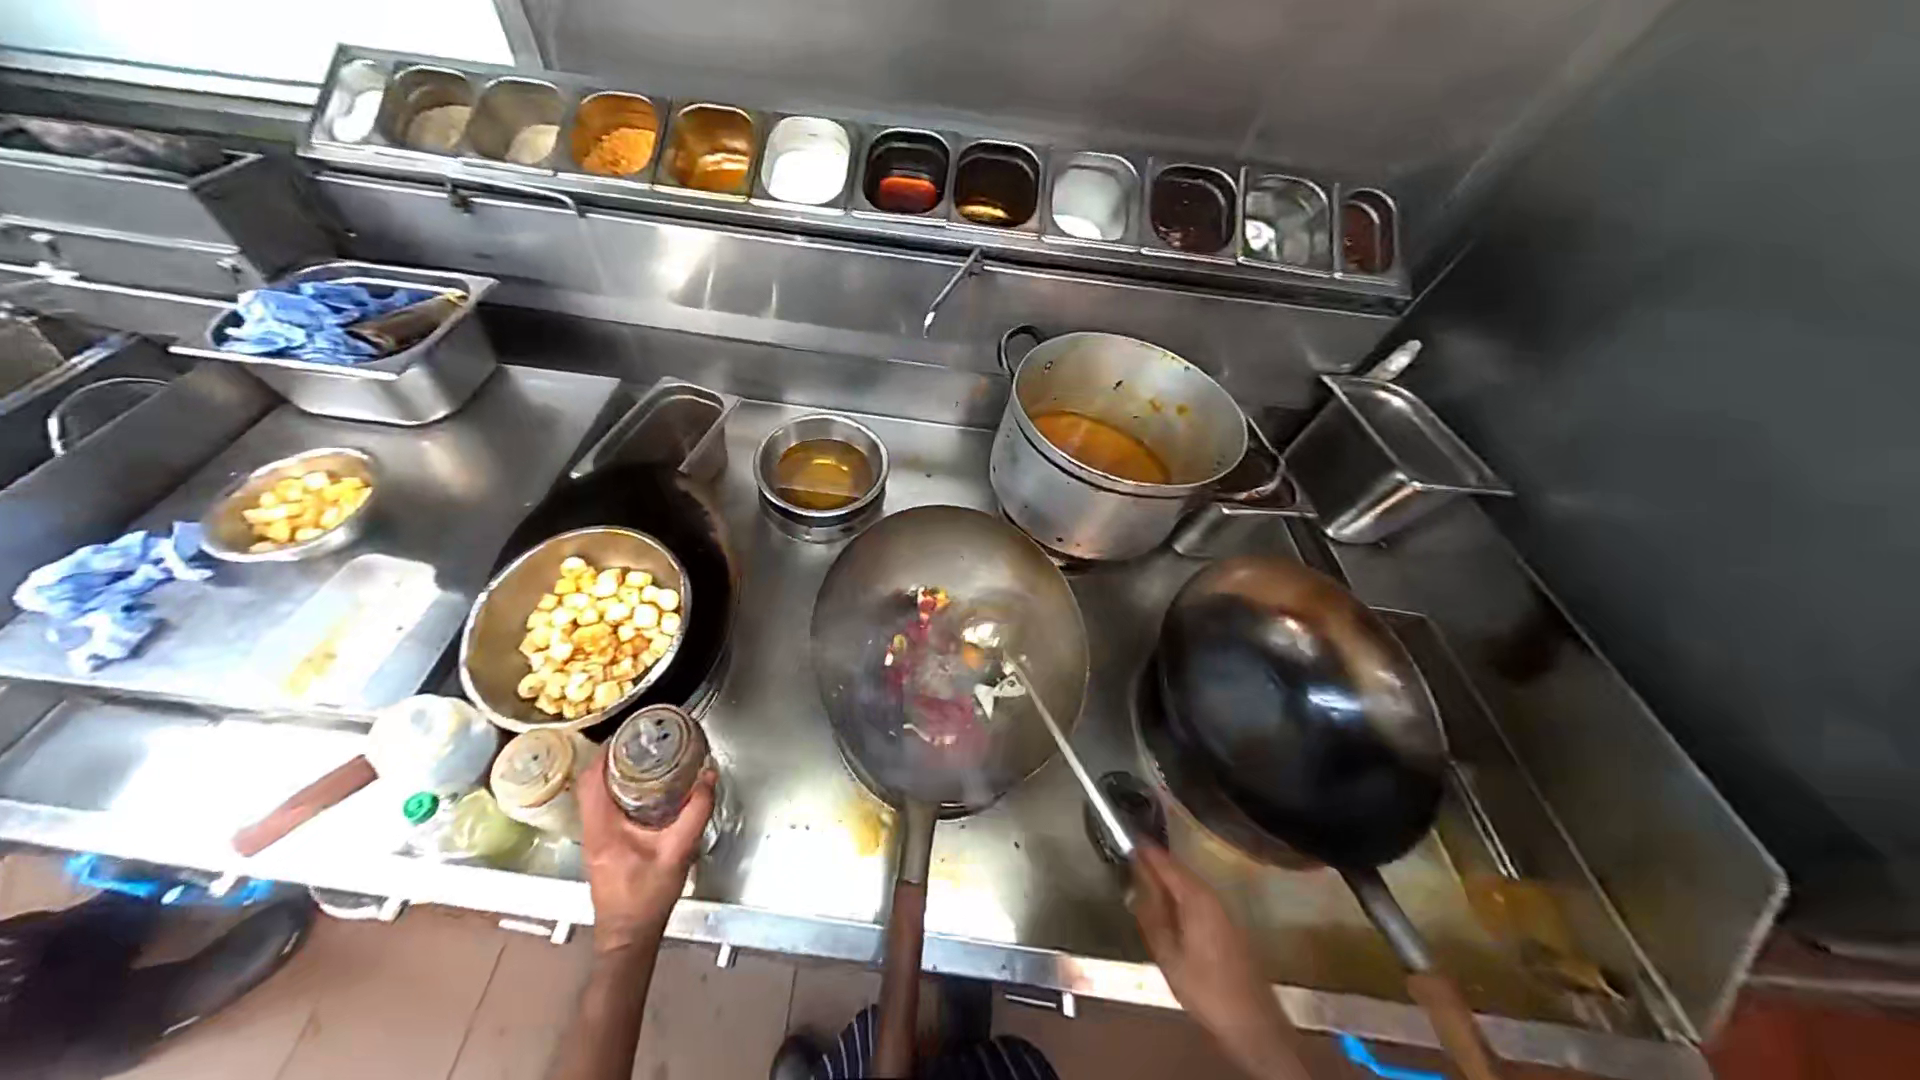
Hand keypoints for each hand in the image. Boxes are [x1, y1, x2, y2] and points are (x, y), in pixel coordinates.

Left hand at [578, 749, 714, 952]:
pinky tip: (642, 789)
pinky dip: (618, 792)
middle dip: (611, 759)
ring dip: (613, 775)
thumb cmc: (648, 896)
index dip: (604, 754)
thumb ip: (695, 812)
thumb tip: (708, 776)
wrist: (630, 935)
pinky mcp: (602, 847)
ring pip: (595, 797)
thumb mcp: (678, 851)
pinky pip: (603, 809)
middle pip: (590, 785)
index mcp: (602, 830)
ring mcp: (594, 841)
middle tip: (639, 741)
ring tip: (643, 757)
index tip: (625, 735)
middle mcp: (592, 832)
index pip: (591, 782)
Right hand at [1130, 844, 1305, 1079]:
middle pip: (1179, 870)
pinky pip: (1198, 896)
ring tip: (1143, 878)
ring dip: (1168, 879)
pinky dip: (1180, 893)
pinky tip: (1168, 904)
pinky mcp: (1228, 924)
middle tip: (1131, 857)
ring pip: (1189, 883)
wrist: (1252, 1022)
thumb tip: (1135, 887)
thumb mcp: (1167, 955)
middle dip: (1156, 862)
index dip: (1145, 850)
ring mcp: (1223, 909)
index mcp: (1195, 897)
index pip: (1166, 862)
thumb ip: (1150, 916)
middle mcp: (1211, 895)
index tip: (1126, 838)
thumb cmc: (1205, 988)